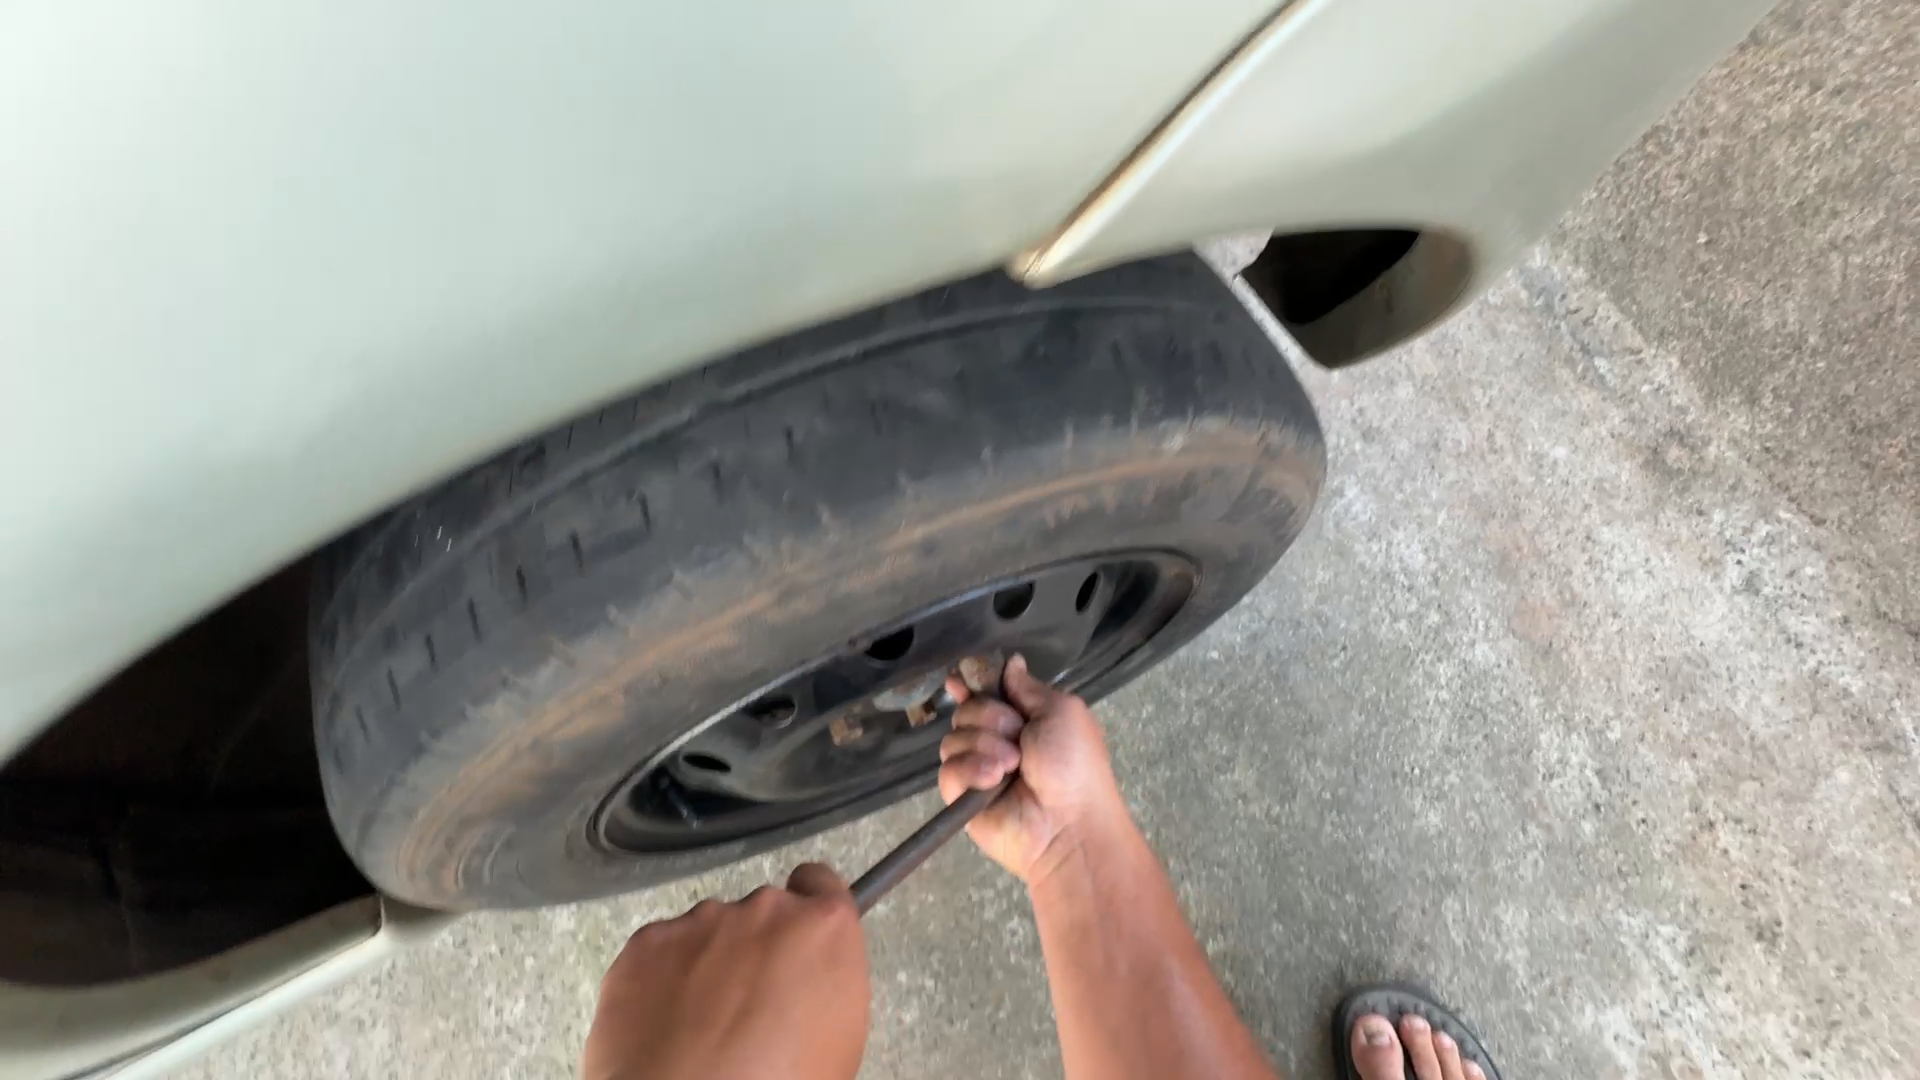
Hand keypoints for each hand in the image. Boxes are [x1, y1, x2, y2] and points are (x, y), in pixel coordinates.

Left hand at [581, 863, 868, 1079]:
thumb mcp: (841, 1034)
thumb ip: (828, 979)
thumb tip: (808, 979)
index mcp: (823, 924)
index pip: (818, 881)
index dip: (807, 907)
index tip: (797, 941)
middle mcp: (766, 906)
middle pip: (764, 910)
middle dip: (756, 945)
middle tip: (746, 1004)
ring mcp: (704, 919)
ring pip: (711, 929)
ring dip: (709, 962)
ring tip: (697, 1024)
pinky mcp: (649, 942)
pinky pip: (661, 950)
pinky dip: (661, 979)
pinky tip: (662, 1026)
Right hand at [936, 653, 1129, 884]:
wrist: (1068, 825)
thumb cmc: (1073, 764)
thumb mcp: (1062, 711)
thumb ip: (1028, 687)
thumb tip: (1012, 661)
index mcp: (1024, 718)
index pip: (987, 692)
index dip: (973, 684)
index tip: (959, 679)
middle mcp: (997, 740)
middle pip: (967, 710)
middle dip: (991, 718)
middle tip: (1018, 737)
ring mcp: (977, 768)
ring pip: (954, 737)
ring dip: (985, 745)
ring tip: (1012, 765)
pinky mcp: (961, 796)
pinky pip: (948, 769)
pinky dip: (971, 770)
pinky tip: (993, 780)